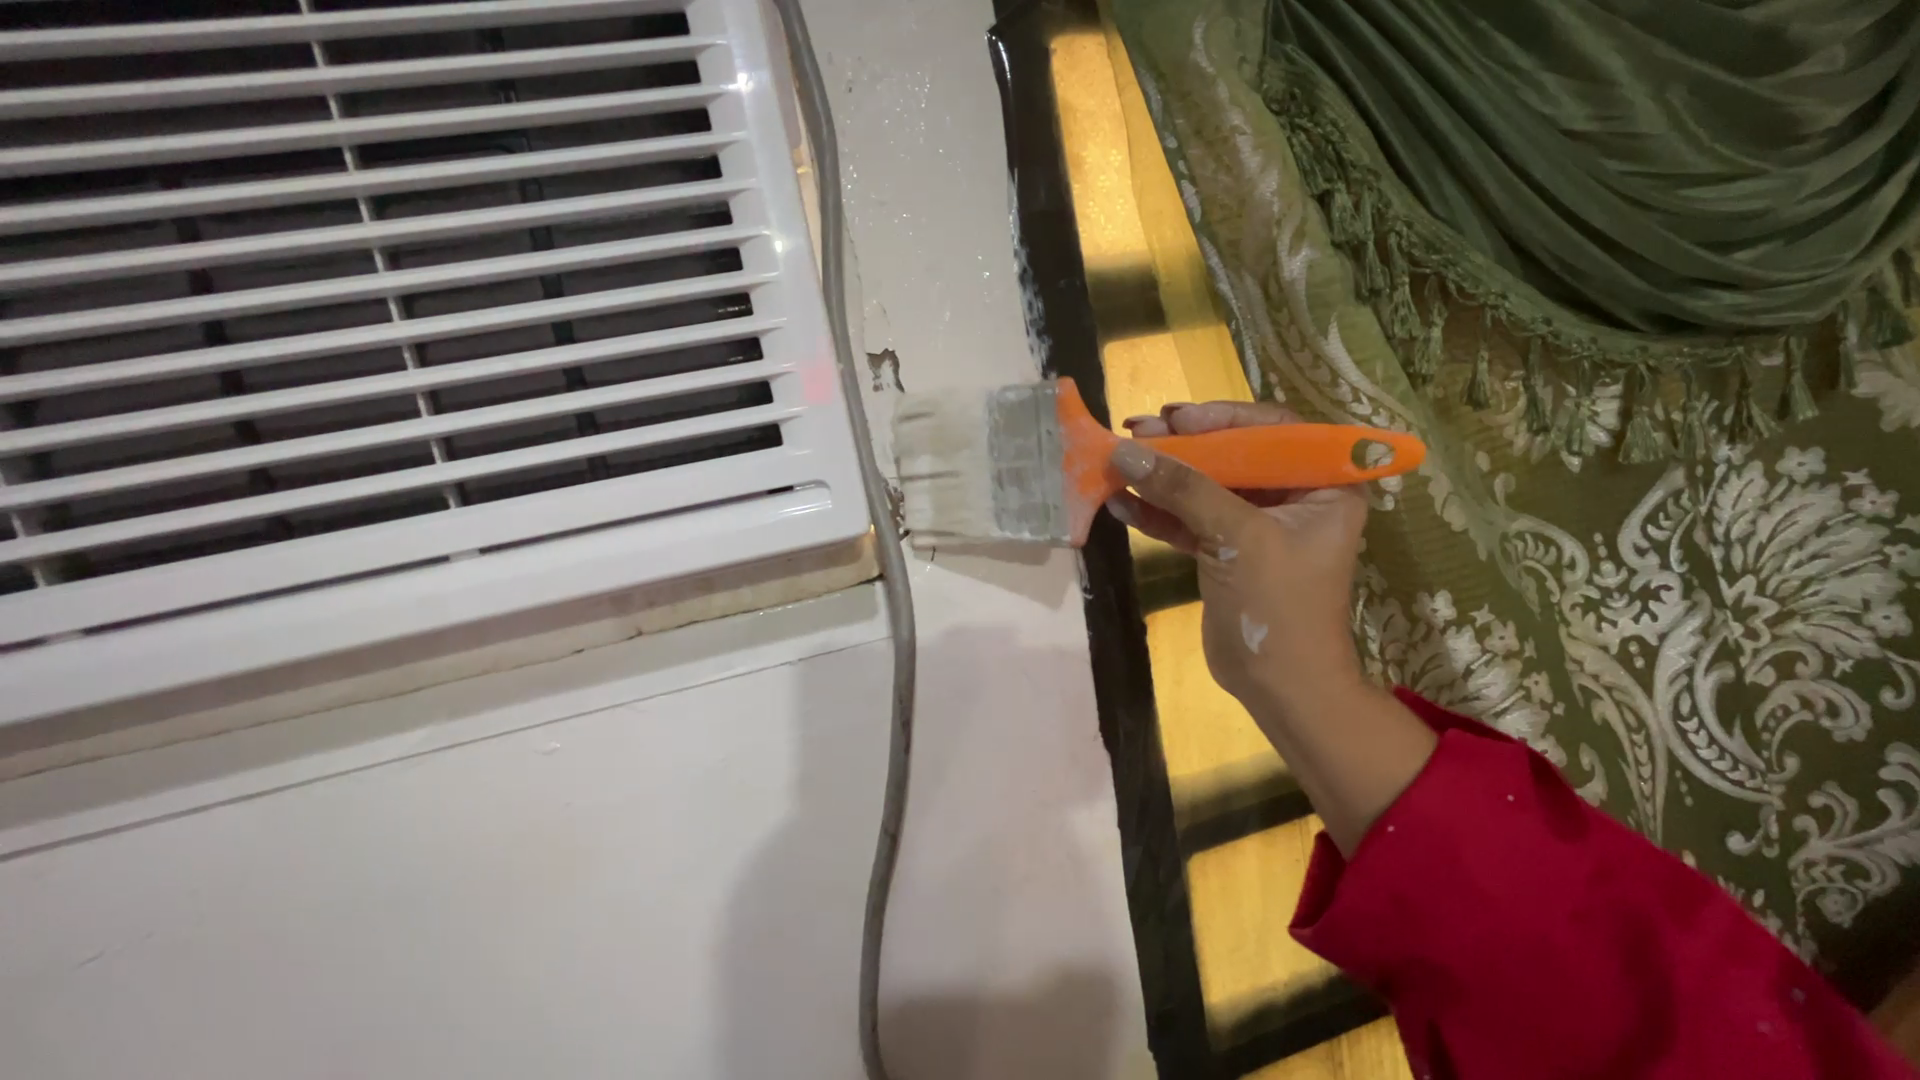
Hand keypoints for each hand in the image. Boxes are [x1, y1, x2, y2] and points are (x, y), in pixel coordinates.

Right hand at [1108, 401, 1368, 715]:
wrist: (1279, 687)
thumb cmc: (1278, 606)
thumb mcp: (1237, 538)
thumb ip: (1184, 490)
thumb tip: (1127, 451)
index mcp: (1323, 486)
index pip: (1275, 430)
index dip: (1225, 417)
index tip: (1177, 418)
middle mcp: (1294, 499)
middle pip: (1233, 455)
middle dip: (1184, 447)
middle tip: (1138, 433)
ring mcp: (1256, 527)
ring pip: (1206, 488)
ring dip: (1163, 478)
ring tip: (1118, 463)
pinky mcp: (1226, 553)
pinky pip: (1190, 521)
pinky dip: (1158, 513)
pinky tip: (1122, 503)